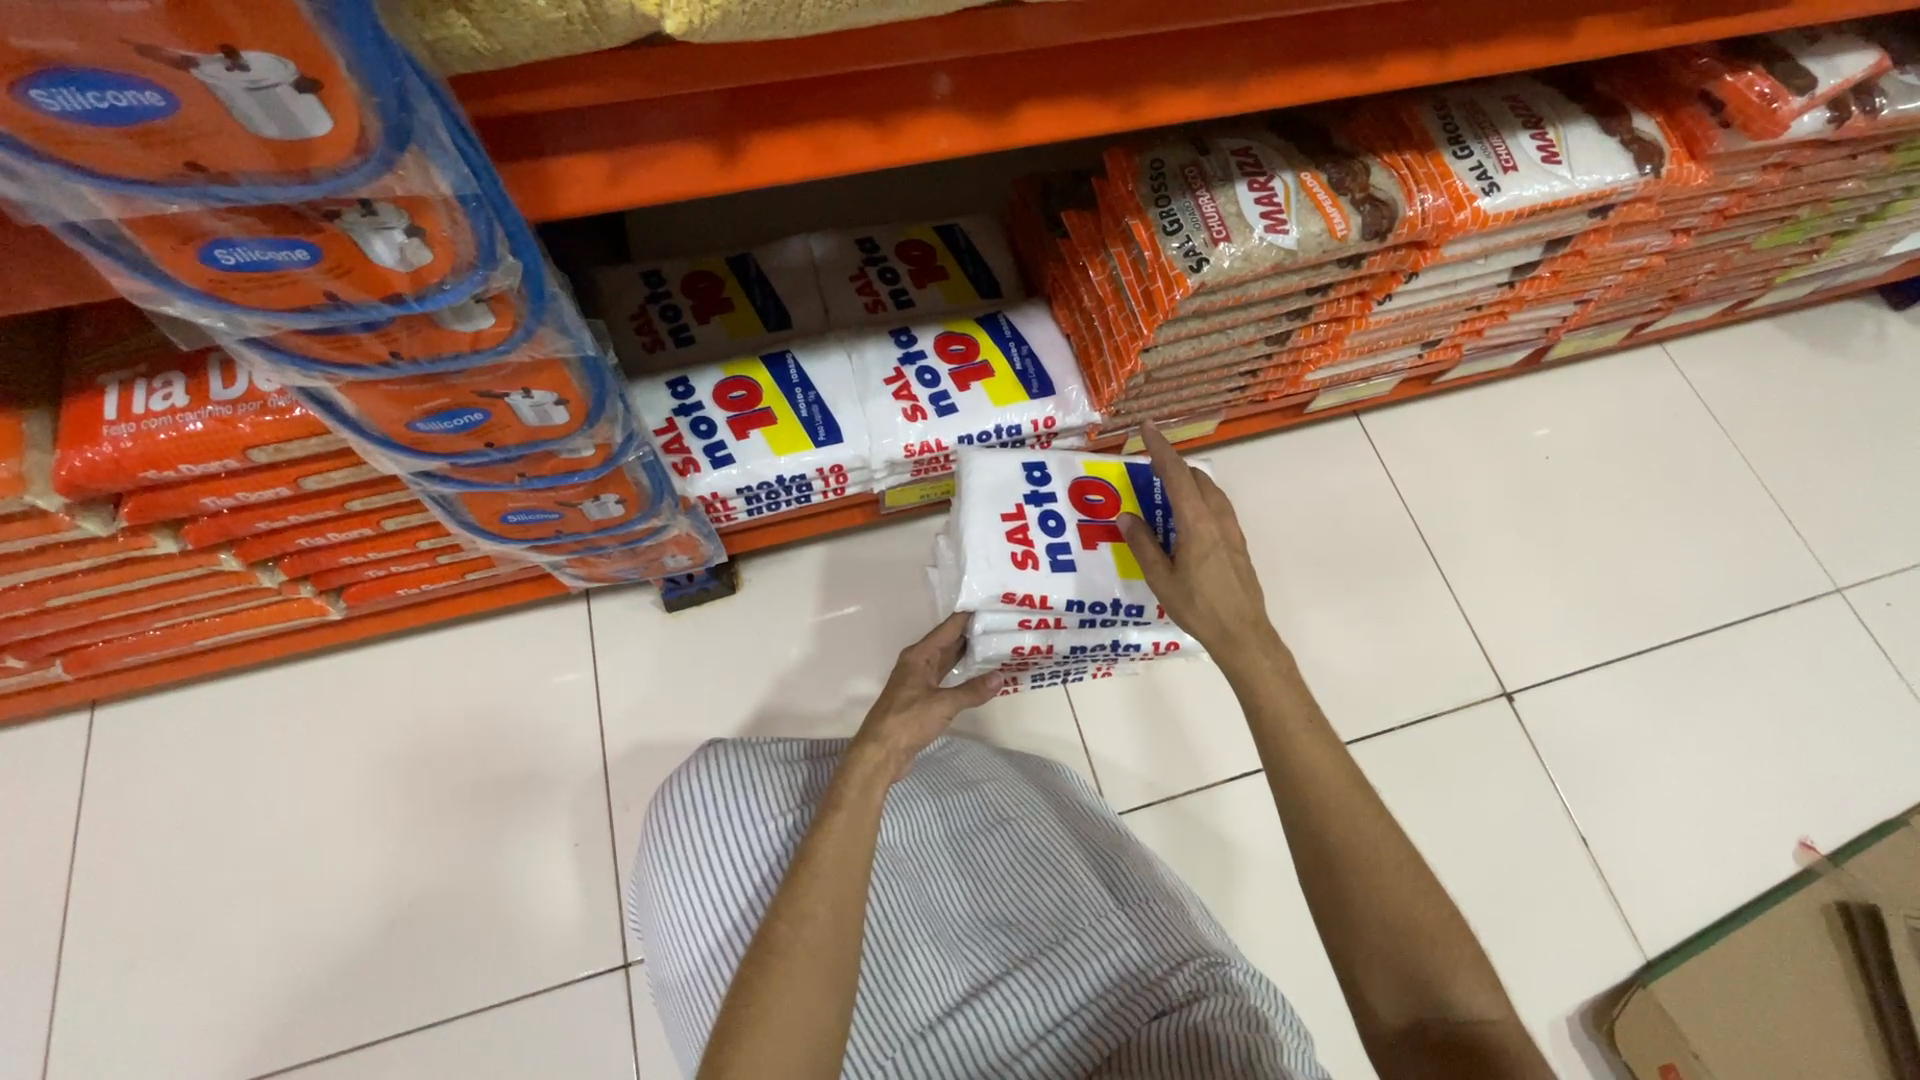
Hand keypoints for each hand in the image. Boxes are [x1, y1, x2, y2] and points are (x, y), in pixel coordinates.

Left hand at [850, 613, 1001, 782]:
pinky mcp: (921, 699)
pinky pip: (945, 679)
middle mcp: (917, 663)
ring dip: (967, 655)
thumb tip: (1001, 677)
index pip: (948, 628)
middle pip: (948, 642)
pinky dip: (961, 675)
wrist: (881, 752)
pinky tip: (978, 675)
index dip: (968, 616)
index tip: (991, 606)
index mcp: (919, 656)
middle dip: (972, 634)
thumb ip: (973, 691)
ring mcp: (918, 681)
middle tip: (1000, 626)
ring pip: (946, 661)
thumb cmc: (908, 721)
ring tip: (994, 646)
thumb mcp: (944, 704)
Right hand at [1118, 423, 1281, 671]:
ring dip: (1188, 481)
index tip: (1147, 427)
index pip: (1176, 474)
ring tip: (1165, 489)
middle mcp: (1217, 518)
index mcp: (1196, 522)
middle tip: (1147, 467)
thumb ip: (1142, 544)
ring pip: (1210, 491)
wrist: (1242, 632)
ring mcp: (1231, 530)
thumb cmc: (1197, 607)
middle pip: (1195, 477)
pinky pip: (1217, 507)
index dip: (1160, 448)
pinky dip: (1199, 498)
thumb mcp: (1160, 578)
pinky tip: (1187, 516)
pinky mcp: (1237, 543)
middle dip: (1172, 465)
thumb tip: (1126, 516)